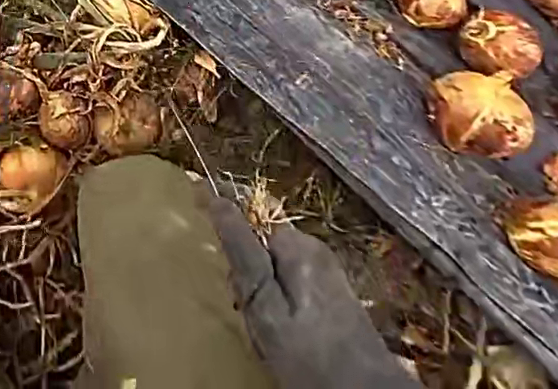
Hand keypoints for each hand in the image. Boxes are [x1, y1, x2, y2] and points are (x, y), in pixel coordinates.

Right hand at [206, 197, 420, 388]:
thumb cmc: (311, 357)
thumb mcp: (264, 305)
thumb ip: (242, 251)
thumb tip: (217, 200)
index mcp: (297, 244)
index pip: (250, 221)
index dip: (233, 248)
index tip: (232, 284)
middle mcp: (316, 250)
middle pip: (264, 248)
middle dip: (251, 278)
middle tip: (251, 318)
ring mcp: (331, 275)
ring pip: (280, 272)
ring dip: (267, 299)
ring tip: (270, 337)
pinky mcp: (340, 301)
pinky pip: (298, 291)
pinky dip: (287, 311)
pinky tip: (291, 342)